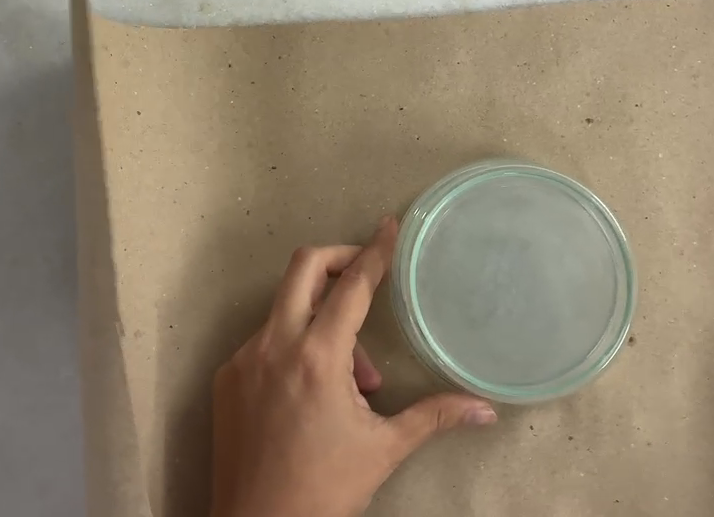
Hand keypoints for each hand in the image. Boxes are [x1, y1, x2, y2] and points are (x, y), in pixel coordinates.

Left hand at [211, 216, 496, 516]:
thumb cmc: (324, 491)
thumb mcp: (383, 450)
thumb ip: (433, 416)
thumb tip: (486, 409)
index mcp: (317, 357)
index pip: (353, 286)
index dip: (375, 251)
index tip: (389, 224)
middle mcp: (275, 345)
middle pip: (304, 266)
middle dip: (339, 259)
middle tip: (367, 277)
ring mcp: (244, 358)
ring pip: (286, 306)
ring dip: (321, 317)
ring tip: (352, 374)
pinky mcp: (227, 376)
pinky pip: (266, 338)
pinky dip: (294, 344)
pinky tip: (313, 387)